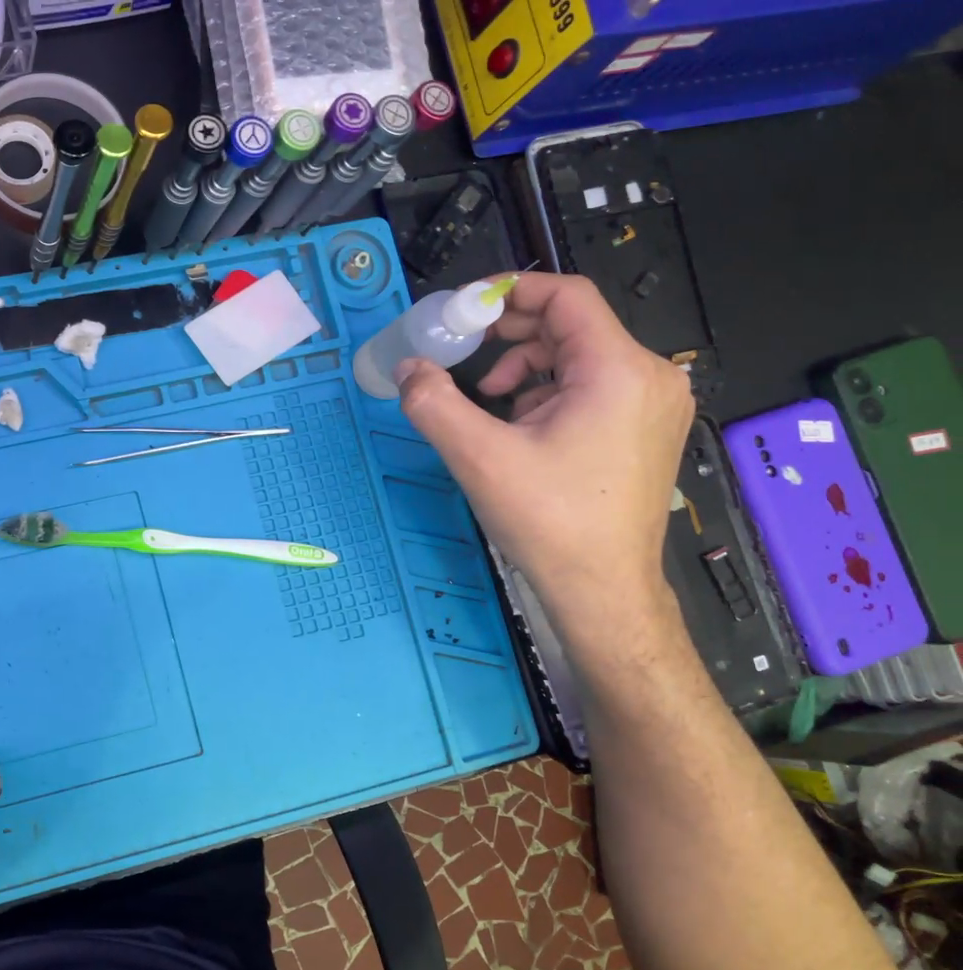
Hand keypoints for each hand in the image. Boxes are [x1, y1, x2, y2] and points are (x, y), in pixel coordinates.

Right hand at [395, 274, 692, 618]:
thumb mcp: (477, 456)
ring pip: (580, 358)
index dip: (509, 290)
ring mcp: (654, 405)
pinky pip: (592, 388)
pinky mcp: (646, 431)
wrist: (602, 586)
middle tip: (463, 354)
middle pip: (573, 326)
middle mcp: (650, 377)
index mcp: (617, 370)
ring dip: (525, 367)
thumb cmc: (548, 519)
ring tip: (488, 402)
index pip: (566, 296)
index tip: (462, 307)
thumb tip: (408, 368)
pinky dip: (548, 393)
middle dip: (510, 335)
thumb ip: (433, 402)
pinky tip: (519, 429)